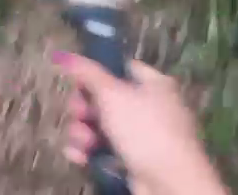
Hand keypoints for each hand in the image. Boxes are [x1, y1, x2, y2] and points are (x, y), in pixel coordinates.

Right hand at [55, 53, 226, 194]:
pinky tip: (78, 155)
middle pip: (106, 98)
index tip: (76, 79)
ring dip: (83, 131)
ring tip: (81, 140)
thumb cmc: (145, 130)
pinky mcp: (138, 162)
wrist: (172, 187)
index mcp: (155, 85)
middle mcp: (152, 108)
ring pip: (102, 125)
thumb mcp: (111, 93)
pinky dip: (90, 151)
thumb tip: (65, 55)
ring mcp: (145, 137)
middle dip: (83, 107)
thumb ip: (86, 71)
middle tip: (77, 113)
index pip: (120, 67)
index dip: (95, 71)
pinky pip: (107, 149)